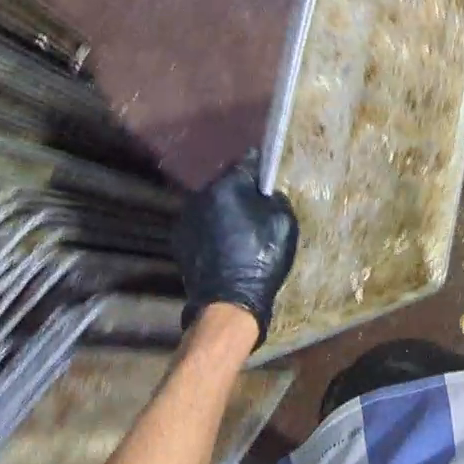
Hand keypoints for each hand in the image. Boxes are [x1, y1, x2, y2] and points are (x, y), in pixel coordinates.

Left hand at [173, 158, 297, 345]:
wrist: (228, 302)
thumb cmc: (261, 259)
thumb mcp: (283, 223)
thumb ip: (275, 198)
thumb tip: (265, 192)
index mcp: (228, 185)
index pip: (247, 161)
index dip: (260, 166)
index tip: (267, 174)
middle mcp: (202, 195)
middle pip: (226, 182)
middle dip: (240, 189)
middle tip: (255, 204)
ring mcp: (187, 218)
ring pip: (212, 202)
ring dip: (224, 208)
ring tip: (239, 227)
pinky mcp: (180, 239)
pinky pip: (201, 222)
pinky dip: (212, 227)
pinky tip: (224, 243)